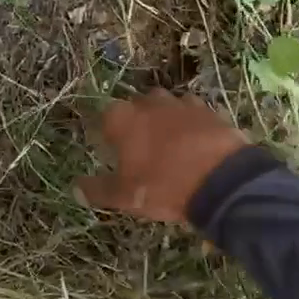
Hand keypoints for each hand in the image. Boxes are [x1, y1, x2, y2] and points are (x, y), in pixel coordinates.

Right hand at [76, 89, 248, 224]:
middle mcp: (149, 102)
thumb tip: (75, 189)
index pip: (105, 119)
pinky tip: (195, 145)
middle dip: (136, 124)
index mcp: (122, 117)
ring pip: (165, 107)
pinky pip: (193, 114)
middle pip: (136, 108)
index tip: (113, 155)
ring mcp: (181, 103)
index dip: (108, 137)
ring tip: (170, 148)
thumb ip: (98, 190)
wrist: (222, 180)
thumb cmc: (163, 185)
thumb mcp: (125, 196)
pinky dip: (191, 125)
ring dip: (164, 121)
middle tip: (142, 153)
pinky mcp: (209, 110)